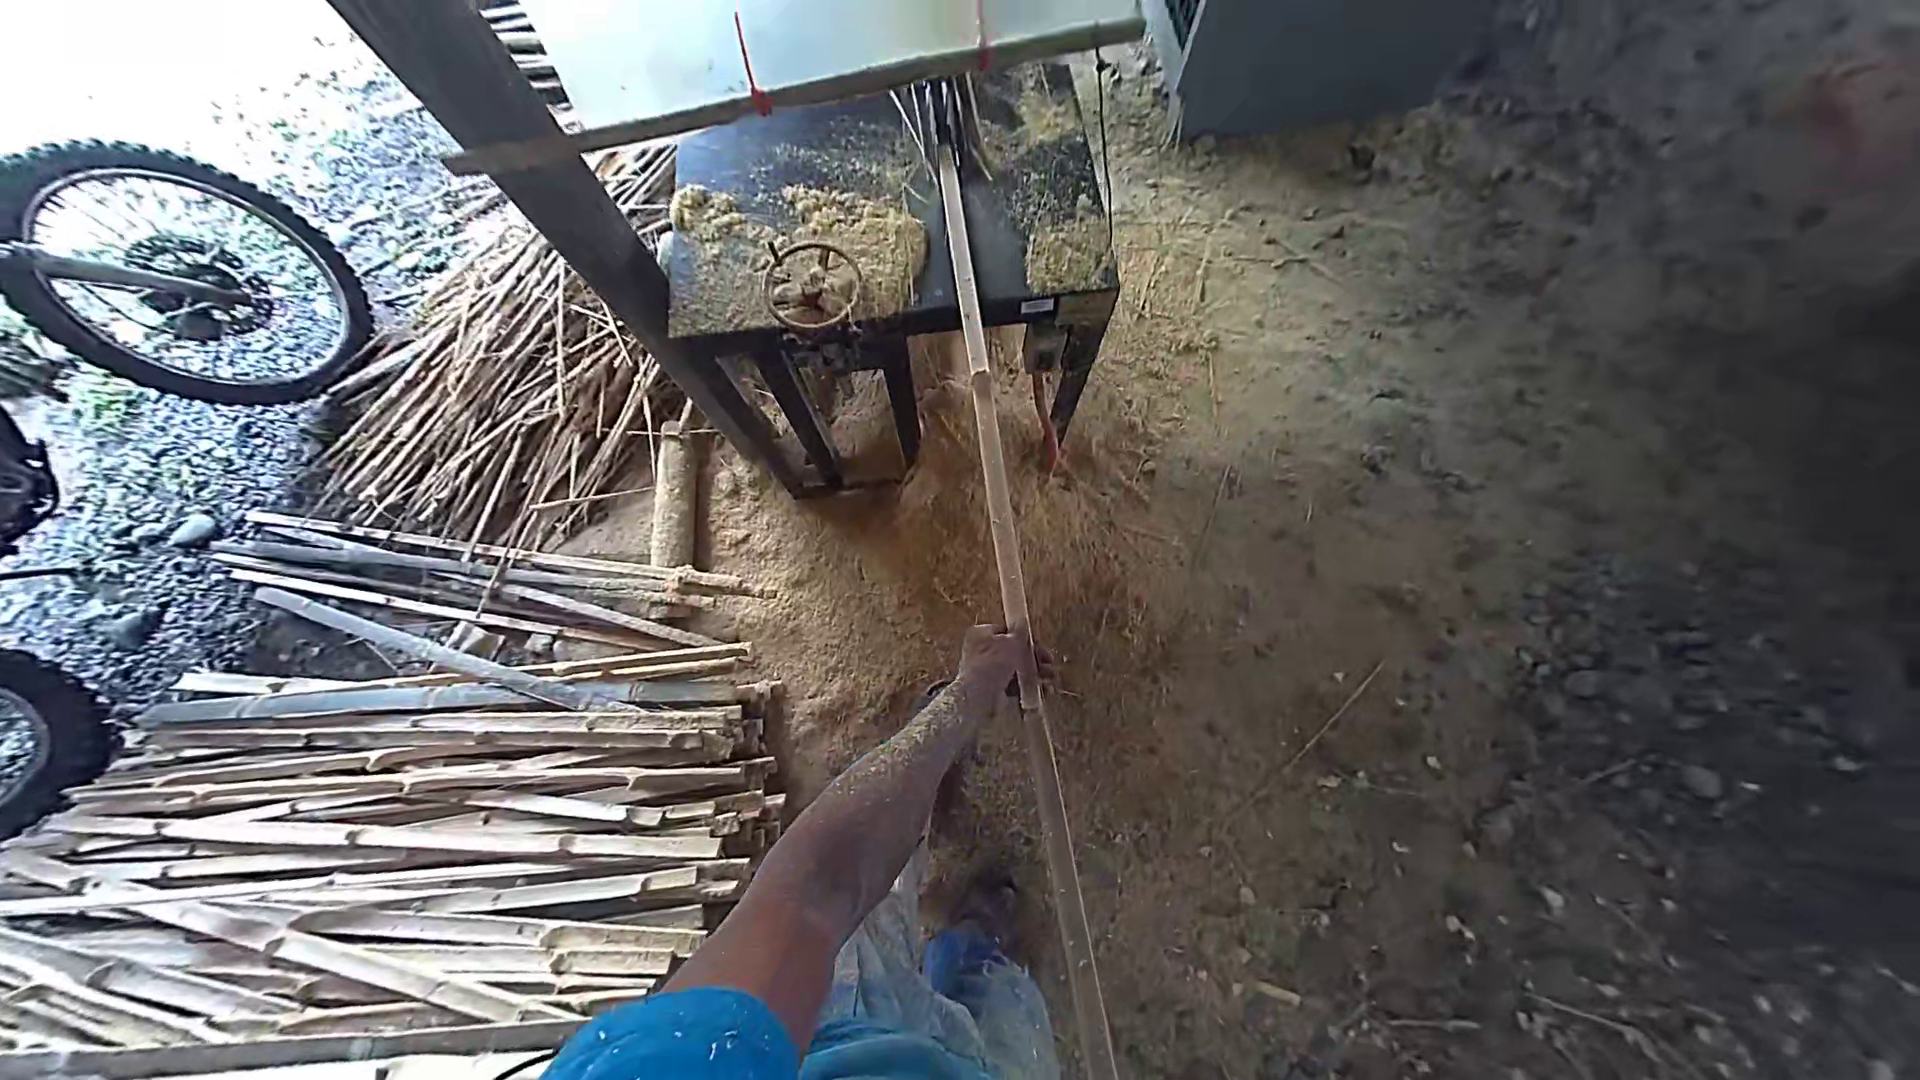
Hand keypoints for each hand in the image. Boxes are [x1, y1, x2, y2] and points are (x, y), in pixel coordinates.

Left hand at [954, 624, 1054, 704]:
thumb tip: (1023, 621)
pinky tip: (1040, 687)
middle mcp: (980, 651)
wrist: (980, 696)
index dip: (1022, 637)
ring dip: (1033, 671)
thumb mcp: (1011, 642)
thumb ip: (1019, 632)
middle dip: (1033, 657)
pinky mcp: (992, 689)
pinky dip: (1026, 685)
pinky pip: (1012, 684)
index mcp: (980, 634)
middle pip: (1012, 651)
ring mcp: (986, 671)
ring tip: (1049, 676)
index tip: (1037, 644)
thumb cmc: (992, 663)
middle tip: (1048, 662)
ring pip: (1015, 668)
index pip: (1005, 631)